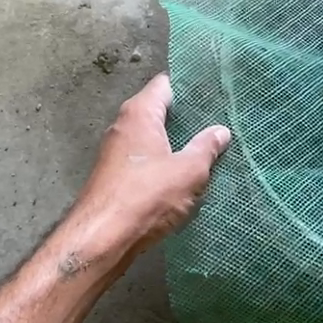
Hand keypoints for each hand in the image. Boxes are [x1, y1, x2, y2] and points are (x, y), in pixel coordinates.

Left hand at [64, 73, 230, 264]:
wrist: (101, 239)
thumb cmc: (147, 196)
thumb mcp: (188, 171)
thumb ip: (206, 147)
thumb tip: (221, 130)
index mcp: (140, 112)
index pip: (166, 83)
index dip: (190, 84)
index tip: (216, 89)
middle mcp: (124, 124)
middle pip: (159, 109)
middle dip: (187, 115)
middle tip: (220, 118)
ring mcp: (117, 151)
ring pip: (153, 136)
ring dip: (177, 141)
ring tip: (209, 145)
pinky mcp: (116, 176)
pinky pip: (147, 158)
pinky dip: (165, 161)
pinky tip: (186, 173)